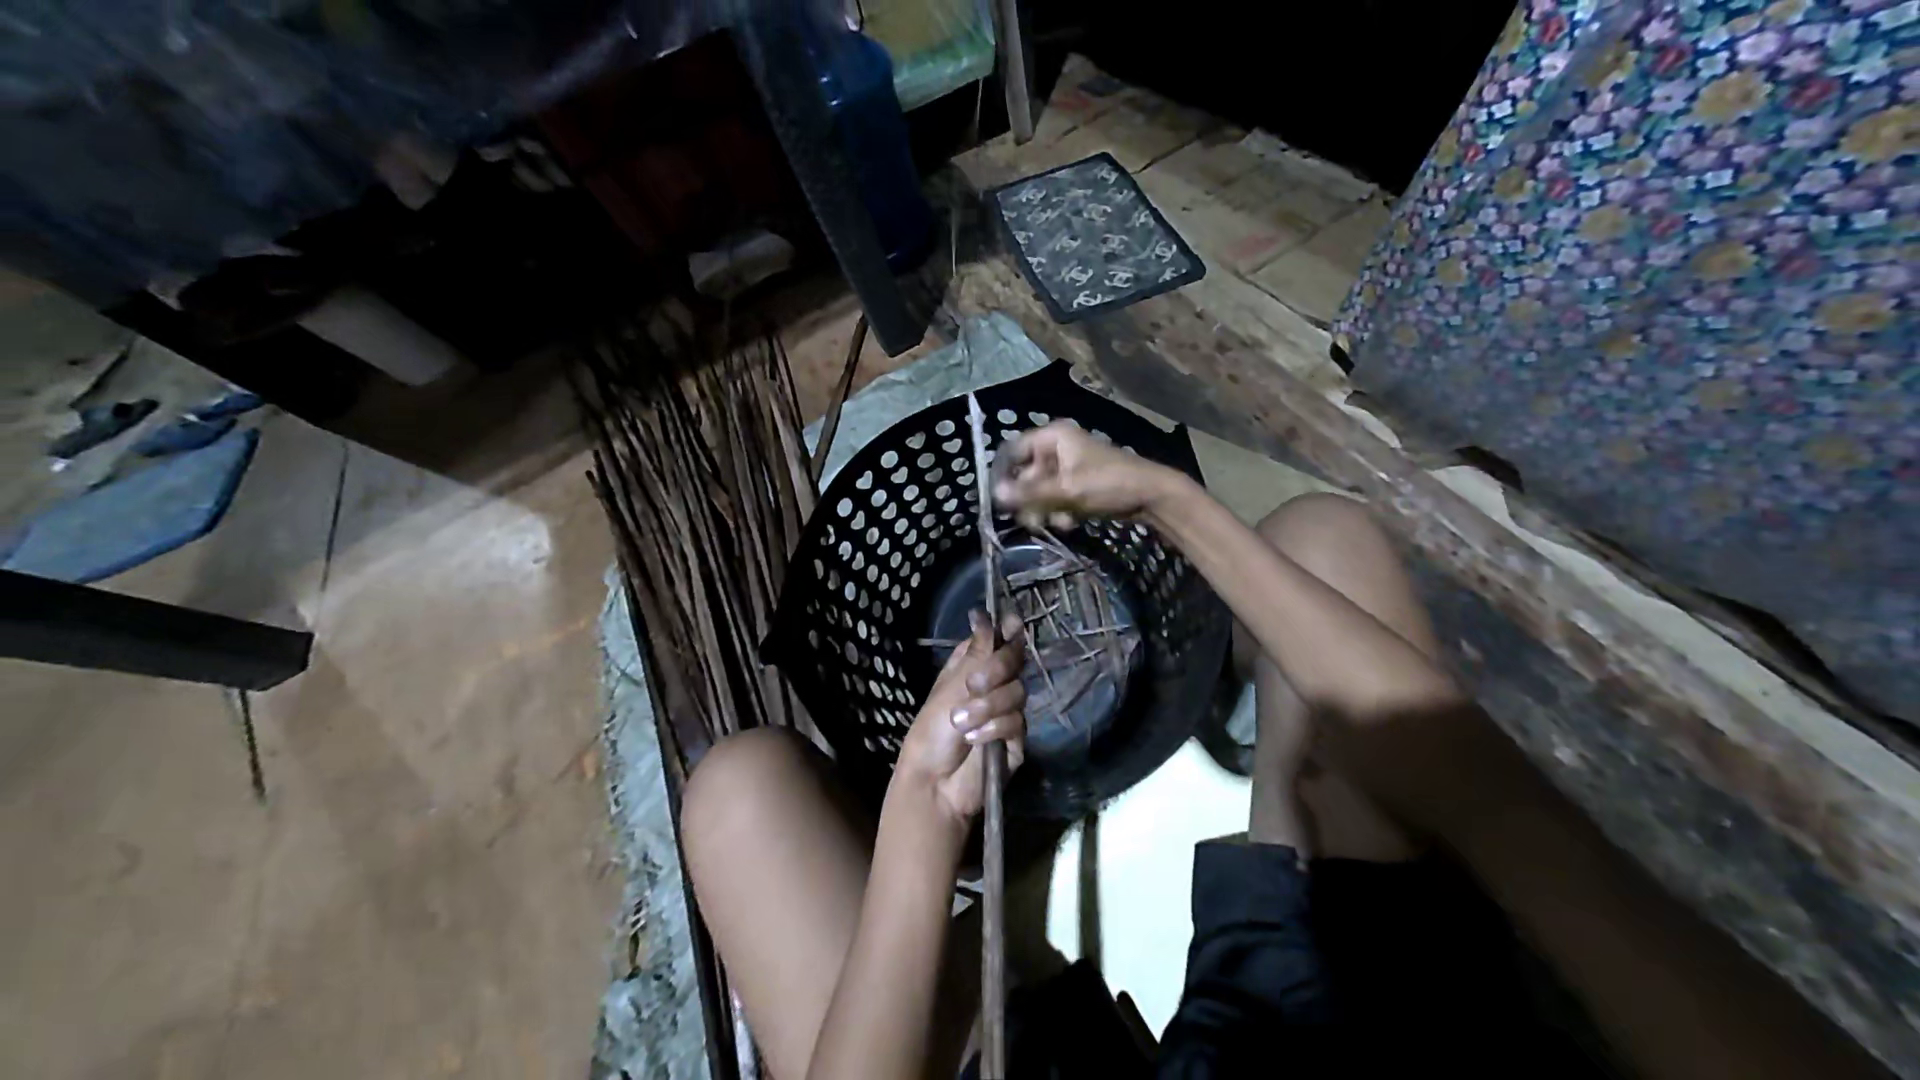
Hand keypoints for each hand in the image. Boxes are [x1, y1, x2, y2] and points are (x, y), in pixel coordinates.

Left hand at [894, 610, 1027, 825]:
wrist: (934, 783)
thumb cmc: (931, 732)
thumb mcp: (950, 688)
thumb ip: (977, 655)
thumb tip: (983, 614)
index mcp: (971, 667)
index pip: (996, 640)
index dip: (1005, 631)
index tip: (1011, 624)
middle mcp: (992, 684)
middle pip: (1013, 661)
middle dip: (996, 669)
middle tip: (974, 684)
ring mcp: (1006, 711)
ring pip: (1016, 692)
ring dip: (989, 705)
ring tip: (962, 722)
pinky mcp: (1016, 739)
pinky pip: (1017, 722)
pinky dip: (996, 727)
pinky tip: (976, 738)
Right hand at [992, 422, 1183, 529]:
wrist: (1151, 496)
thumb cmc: (1108, 484)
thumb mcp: (1066, 490)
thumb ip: (1029, 493)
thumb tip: (995, 495)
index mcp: (1052, 437)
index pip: (1013, 451)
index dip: (1004, 474)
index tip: (999, 500)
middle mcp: (1056, 448)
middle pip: (1026, 475)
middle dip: (1029, 500)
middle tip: (1032, 521)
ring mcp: (1067, 467)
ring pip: (1040, 491)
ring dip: (1044, 509)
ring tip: (1056, 523)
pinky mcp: (1077, 484)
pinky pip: (1055, 498)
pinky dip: (1058, 511)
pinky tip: (1069, 522)